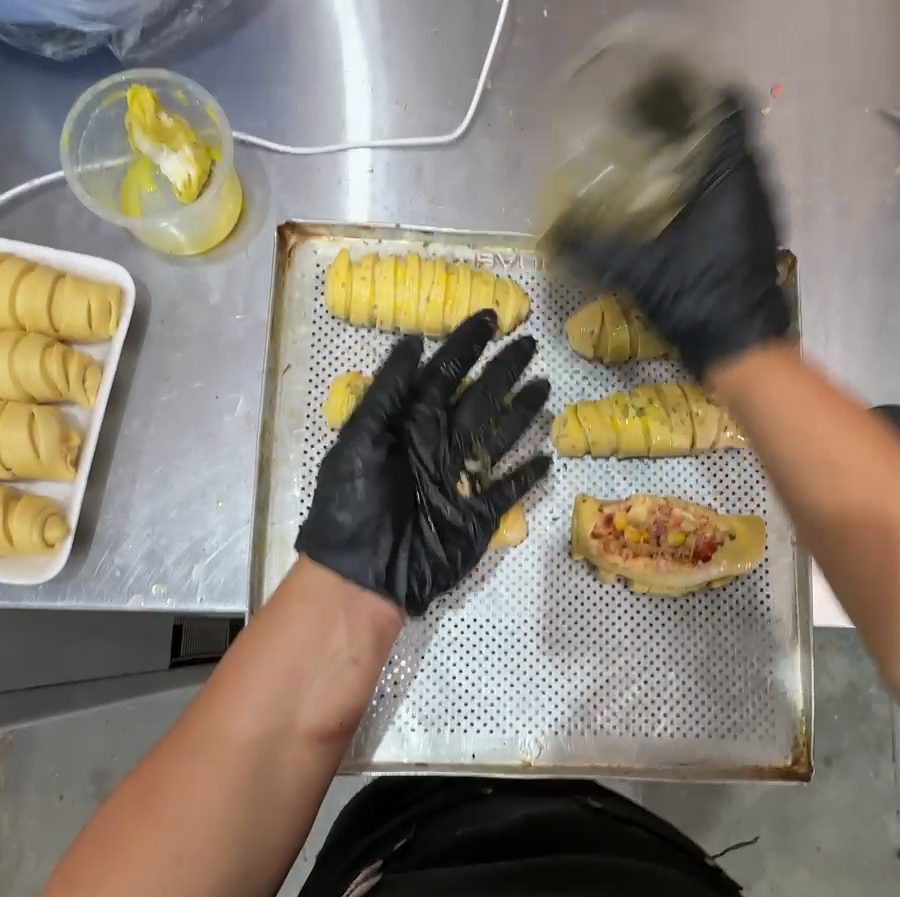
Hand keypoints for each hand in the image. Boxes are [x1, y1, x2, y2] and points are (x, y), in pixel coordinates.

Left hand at [297, 311, 552, 616]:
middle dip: (503, 371)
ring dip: (521, 414)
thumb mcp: (359, 441)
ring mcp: (460, 482)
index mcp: (409, 426)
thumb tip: (412, 341)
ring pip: (497, 439)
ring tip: (544, 387)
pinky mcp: (477, 518)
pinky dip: (526, 478)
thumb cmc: (353, 506)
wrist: (362, 575)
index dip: (464, 346)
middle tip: (529, 344)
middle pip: (478, 400)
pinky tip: (546, 459)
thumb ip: (387, 393)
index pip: (443, 375)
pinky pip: (506, 492)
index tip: (488, 318)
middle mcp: (437, 447)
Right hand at [551, 92, 791, 381]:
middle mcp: (754, 186)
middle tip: (644, 131)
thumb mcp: (643, 273)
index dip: (696, 94)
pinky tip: (671, 207)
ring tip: (652, 163)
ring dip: (696, 161)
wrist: (743, 351)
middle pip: (725, 134)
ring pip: (729, 167)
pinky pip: (730, 196)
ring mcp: (758, 213)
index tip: (659, 98)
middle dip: (687, 128)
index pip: (728, 108)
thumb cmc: (701, 300)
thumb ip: (598, 251)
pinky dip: (704, 192)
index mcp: (733, 178)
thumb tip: (553, 238)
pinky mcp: (753, 237)